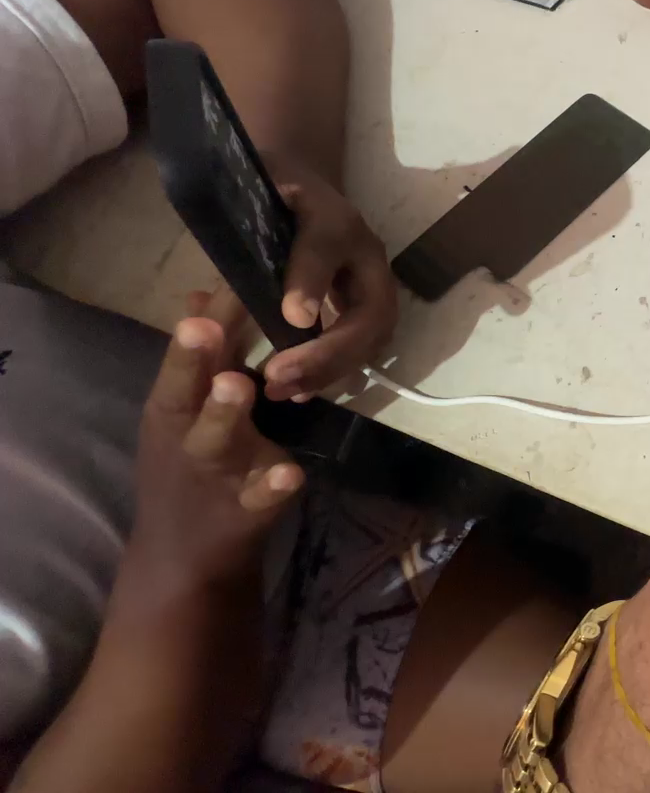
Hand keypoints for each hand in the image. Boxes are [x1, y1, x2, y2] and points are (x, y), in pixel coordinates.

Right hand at [125, 292, 304, 593]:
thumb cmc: (192, 462)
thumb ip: (200, 357)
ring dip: (224, 414)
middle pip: (185, 396)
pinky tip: (290, 473)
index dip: (198, 325)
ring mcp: (217, 472)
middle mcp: (186, 436)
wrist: (185, 551)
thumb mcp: (186, 408)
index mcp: (175, 410)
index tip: (216, 282)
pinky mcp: (247, 506)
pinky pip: (262, 495)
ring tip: (237, 384)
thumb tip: (202, 297)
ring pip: (216, 442)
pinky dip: (273, 484)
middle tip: (205, 328)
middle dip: (194, 363)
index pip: (185, 360)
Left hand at [258, 164, 397, 400]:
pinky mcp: (361, 309)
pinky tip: (301, 389)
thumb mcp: (253, 201)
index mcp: (338, 224)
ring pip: (373, 335)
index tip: (288, 319)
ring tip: (285, 391)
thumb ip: (259, 239)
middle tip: (280, 378)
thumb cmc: (260, 196)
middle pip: (372, 312)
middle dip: (332, 349)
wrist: (290, 187)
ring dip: (334, 367)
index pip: (329, 248)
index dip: (311, 282)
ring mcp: (371, 287)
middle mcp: (368, 260)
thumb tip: (289, 309)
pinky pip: (361, 345)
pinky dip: (334, 370)